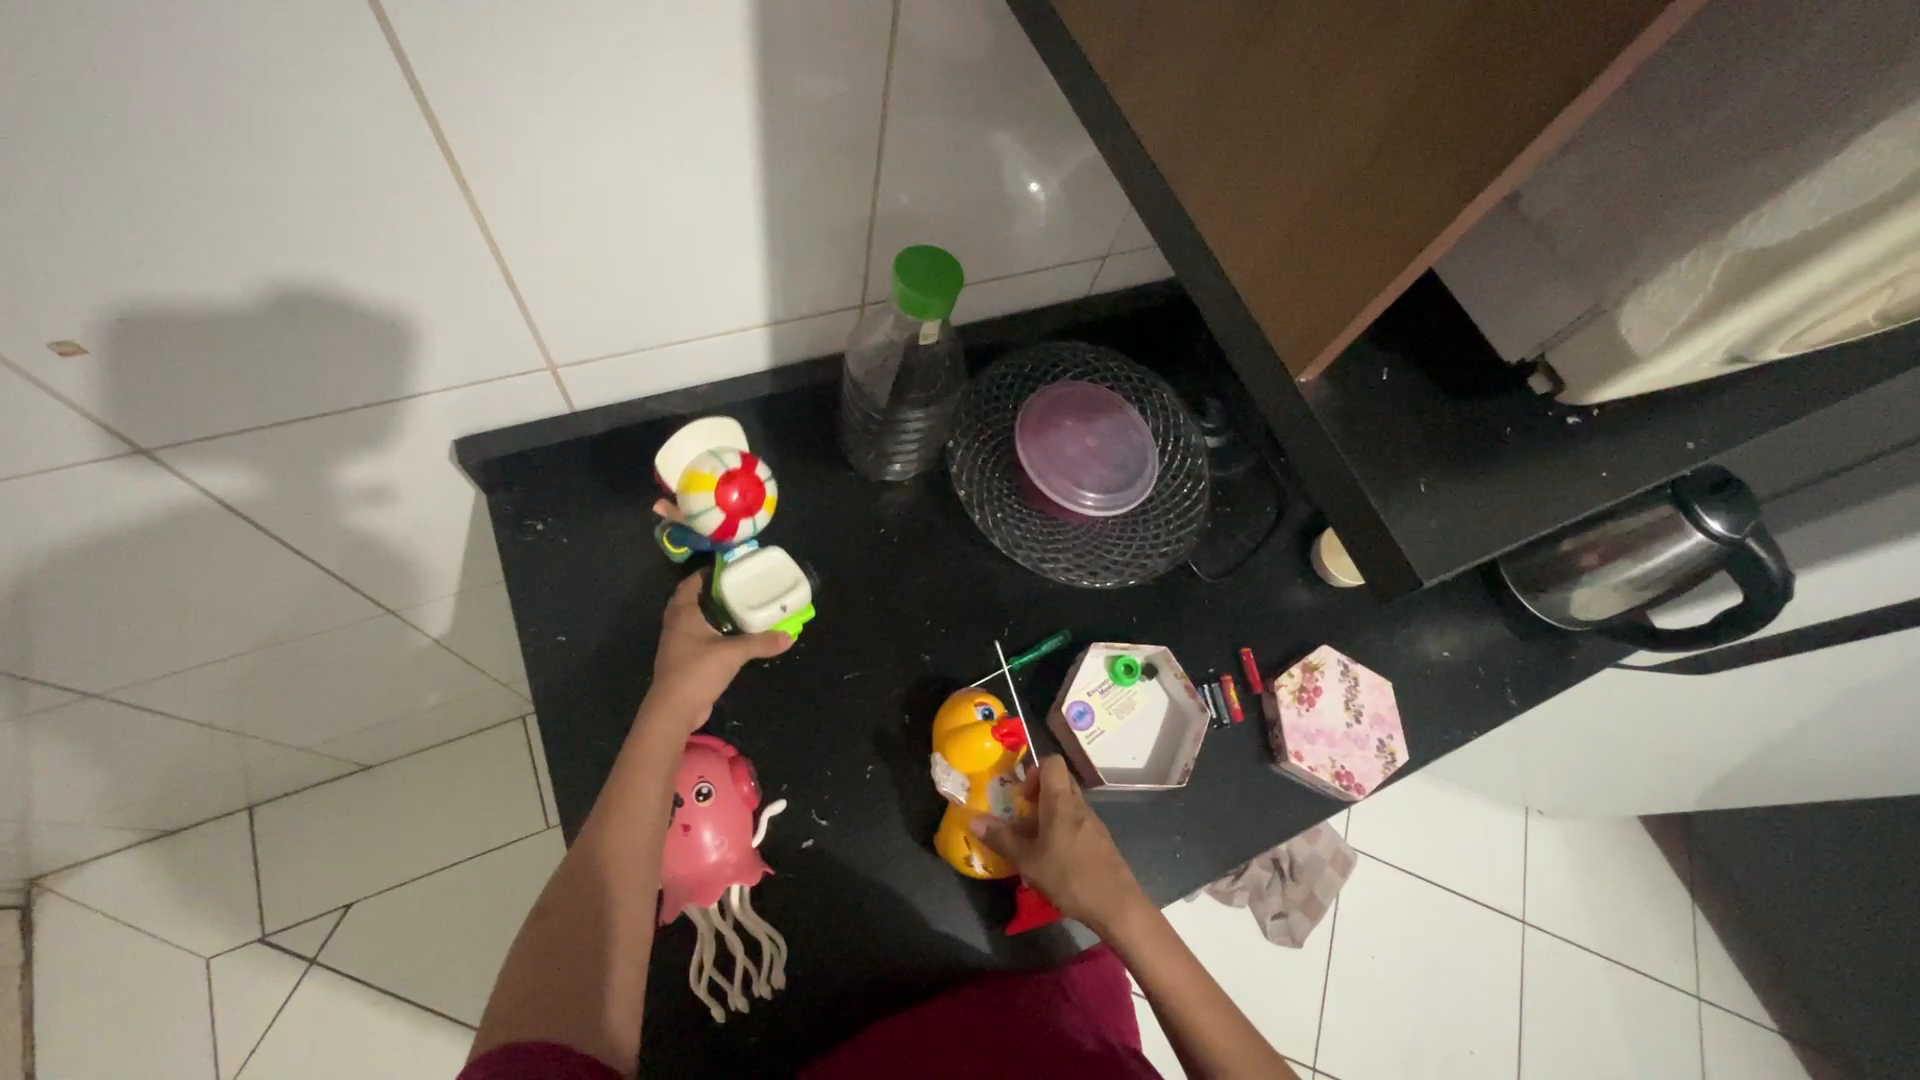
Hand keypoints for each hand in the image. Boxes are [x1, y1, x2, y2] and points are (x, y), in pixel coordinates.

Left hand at [644, 573, 791, 732]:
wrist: (674, 709)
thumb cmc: (698, 671)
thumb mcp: (733, 653)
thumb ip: (761, 642)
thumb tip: (789, 637)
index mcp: (683, 613)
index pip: (690, 584)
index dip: (706, 573)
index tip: (728, 569)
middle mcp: (675, 624)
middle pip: (689, 600)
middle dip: (709, 592)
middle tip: (735, 588)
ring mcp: (676, 644)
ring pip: (691, 620)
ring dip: (709, 613)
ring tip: (735, 609)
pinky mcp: (681, 661)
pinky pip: (695, 638)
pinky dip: (710, 632)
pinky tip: (728, 636)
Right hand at [970, 755, 1148, 934]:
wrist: (1116, 905)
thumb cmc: (1069, 877)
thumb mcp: (1028, 861)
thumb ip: (1001, 839)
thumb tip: (974, 820)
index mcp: (1061, 802)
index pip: (1052, 762)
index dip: (1034, 771)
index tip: (1022, 796)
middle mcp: (1079, 805)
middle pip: (1060, 782)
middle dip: (1039, 793)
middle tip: (1023, 816)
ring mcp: (1093, 822)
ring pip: (1069, 804)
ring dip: (1050, 814)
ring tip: (1034, 841)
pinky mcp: (1101, 840)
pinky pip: (1078, 822)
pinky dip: (1063, 830)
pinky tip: (1054, 858)